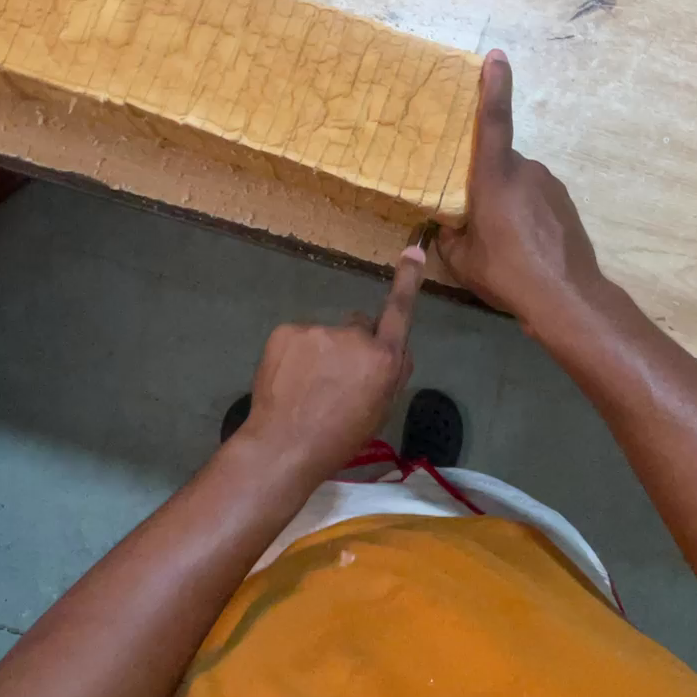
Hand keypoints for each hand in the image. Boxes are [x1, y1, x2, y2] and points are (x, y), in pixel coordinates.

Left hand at [238, 246, 424, 478]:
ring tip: (308, 388)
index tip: (413, 250)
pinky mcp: (288, 331)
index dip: (408, 280)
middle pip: (359, 328)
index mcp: (384, 358)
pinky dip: (295, 355)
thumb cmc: (340, 437)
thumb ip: (392, 373)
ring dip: (322, 353)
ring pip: (326, 336)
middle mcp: (355, 336)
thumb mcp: (381, 410)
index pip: (400, 311)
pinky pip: (299, 339)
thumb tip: (396, 347)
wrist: (283, 446)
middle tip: (336, 381)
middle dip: (353, 346)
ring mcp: (318, 330)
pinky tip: (289, 381)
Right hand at [437, 50, 605, 328]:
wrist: (566, 298)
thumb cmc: (506, 272)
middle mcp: (526, 171)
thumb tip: (443, 227)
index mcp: (495, 177)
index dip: (494, 86)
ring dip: (506, 200)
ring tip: (501, 240)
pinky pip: (535, 199)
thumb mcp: (461, 259)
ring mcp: (550, 187)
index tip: (496, 57)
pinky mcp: (565, 205)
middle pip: (498, 162)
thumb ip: (447, 235)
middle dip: (484, 181)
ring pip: (518, 182)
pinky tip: (523, 245)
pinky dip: (525, 214)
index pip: (494, 121)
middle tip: (474, 216)